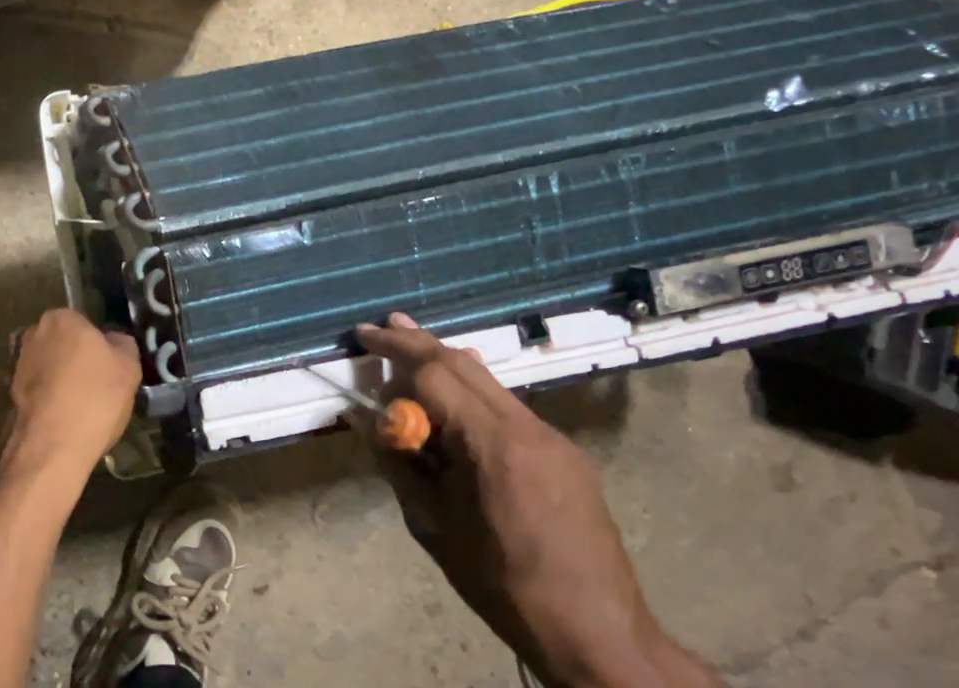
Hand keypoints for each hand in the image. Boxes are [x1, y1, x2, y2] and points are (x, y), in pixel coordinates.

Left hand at [5, 309, 140, 475]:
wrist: (52, 443)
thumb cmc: (95, 396)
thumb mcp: (128, 366)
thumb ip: (122, 344)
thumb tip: (113, 341)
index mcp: (60, 318)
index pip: (84, 325)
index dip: (98, 347)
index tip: (109, 369)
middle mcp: (33, 333)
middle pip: (63, 344)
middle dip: (76, 360)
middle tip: (97, 387)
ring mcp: (17, 363)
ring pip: (48, 367)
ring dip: (61, 381)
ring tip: (81, 408)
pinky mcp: (9, 392)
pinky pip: (38, 390)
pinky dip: (48, 400)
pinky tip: (63, 419)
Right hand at [358, 314, 717, 687]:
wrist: (597, 632)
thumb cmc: (501, 583)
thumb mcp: (432, 523)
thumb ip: (397, 462)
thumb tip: (363, 418)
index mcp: (493, 445)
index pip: (435, 374)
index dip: (395, 354)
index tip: (363, 340)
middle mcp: (528, 428)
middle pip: (463, 364)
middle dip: (417, 342)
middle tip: (377, 328)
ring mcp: (553, 439)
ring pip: (488, 382)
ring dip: (444, 362)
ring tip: (407, 344)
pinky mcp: (565, 455)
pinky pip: (507, 407)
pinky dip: (471, 392)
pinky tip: (452, 398)